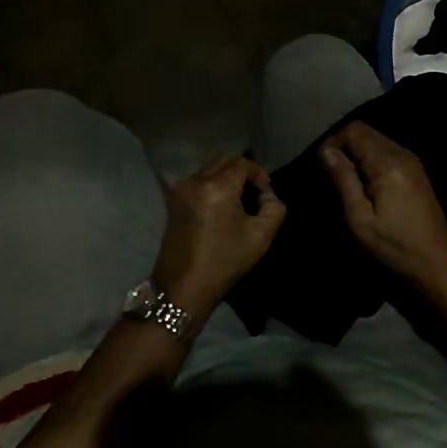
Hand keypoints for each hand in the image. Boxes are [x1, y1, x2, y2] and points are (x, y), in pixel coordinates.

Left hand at [152, 155, 285, 313]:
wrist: (183, 286)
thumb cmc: (224, 261)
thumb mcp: (261, 236)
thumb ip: (274, 208)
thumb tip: (268, 196)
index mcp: (217, 187)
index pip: (242, 163)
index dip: (258, 174)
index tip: (266, 194)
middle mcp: (195, 181)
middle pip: (223, 161)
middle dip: (242, 173)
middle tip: (253, 195)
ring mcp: (180, 190)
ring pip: (209, 169)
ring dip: (226, 178)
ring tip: (238, 202)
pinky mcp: (172, 201)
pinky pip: (197, 181)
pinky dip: (211, 185)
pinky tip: (220, 208)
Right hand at [319, 122, 446, 283]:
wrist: (436, 261)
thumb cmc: (394, 245)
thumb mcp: (360, 218)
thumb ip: (344, 180)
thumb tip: (326, 151)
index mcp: (388, 164)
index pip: (354, 131)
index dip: (333, 141)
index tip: (322, 164)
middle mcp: (402, 154)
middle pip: (366, 131)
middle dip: (344, 145)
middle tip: (331, 172)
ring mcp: (412, 161)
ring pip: (376, 139)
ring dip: (357, 152)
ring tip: (345, 178)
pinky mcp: (416, 170)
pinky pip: (387, 151)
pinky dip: (371, 158)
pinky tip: (365, 182)